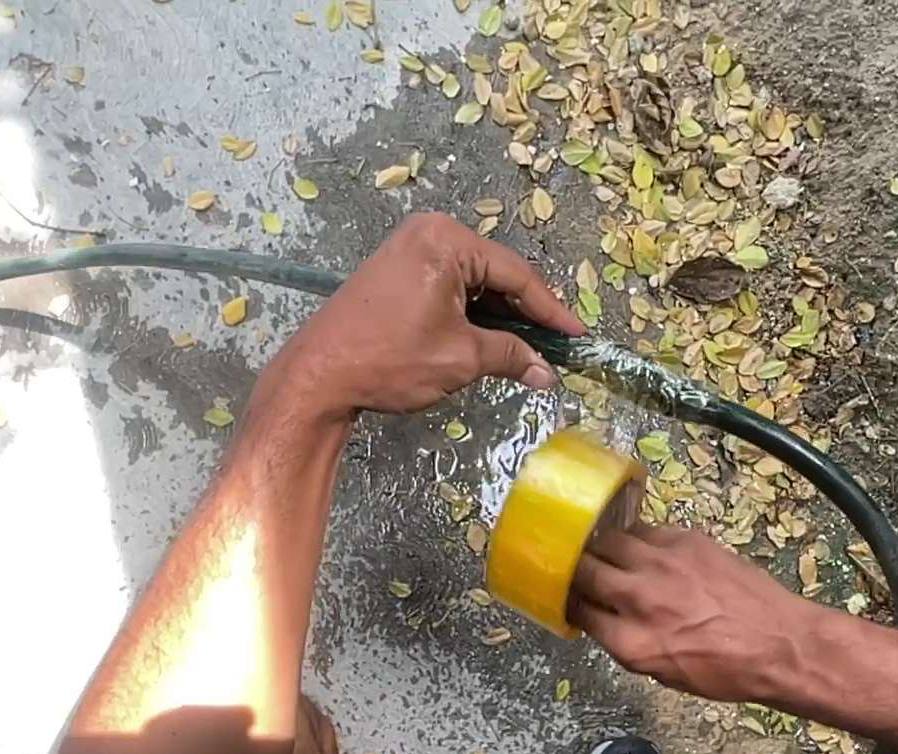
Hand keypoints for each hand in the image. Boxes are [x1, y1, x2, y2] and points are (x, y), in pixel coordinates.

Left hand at [265, 213, 584, 420]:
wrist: (320, 375)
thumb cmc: (391, 360)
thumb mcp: (460, 358)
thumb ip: (510, 357)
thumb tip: (546, 373)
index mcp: (448, 241)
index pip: (516, 275)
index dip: (551, 310)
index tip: (576, 334)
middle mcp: (430, 233)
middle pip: (496, 274)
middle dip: (525, 314)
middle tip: (553, 346)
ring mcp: (410, 249)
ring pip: (473, 282)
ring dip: (499, 317)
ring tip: (525, 350)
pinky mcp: (397, 271)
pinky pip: (449, 286)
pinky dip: (472, 314)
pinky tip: (488, 339)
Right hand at [569, 526, 815, 703]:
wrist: (780, 644)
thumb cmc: (725, 670)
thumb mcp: (663, 674)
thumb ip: (623, 643)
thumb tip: (601, 617)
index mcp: (632, 643)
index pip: (577, 612)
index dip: (565, 603)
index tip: (564, 598)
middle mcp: (639, 598)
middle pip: (583, 571)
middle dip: (573, 570)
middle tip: (576, 572)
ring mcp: (662, 564)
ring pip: (607, 541)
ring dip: (600, 549)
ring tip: (606, 555)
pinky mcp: (685, 541)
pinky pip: (643, 530)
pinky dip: (634, 540)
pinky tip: (641, 550)